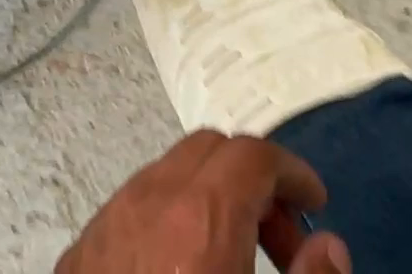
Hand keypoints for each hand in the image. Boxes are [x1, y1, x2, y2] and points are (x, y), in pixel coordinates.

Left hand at [56, 130, 350, 273]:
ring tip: (237, 262)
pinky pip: (135, 203)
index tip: (317, 206)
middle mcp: (149, 199)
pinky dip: (172, 215)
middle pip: (208, 149)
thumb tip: (328, 246)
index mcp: (200, 216)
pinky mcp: (84, 244)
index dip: (292, 171)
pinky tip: (183, 273)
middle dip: (254, 180)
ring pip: (169, 173)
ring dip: (211, 196)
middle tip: (284, 244)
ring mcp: (109, 217)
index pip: (250, 153)